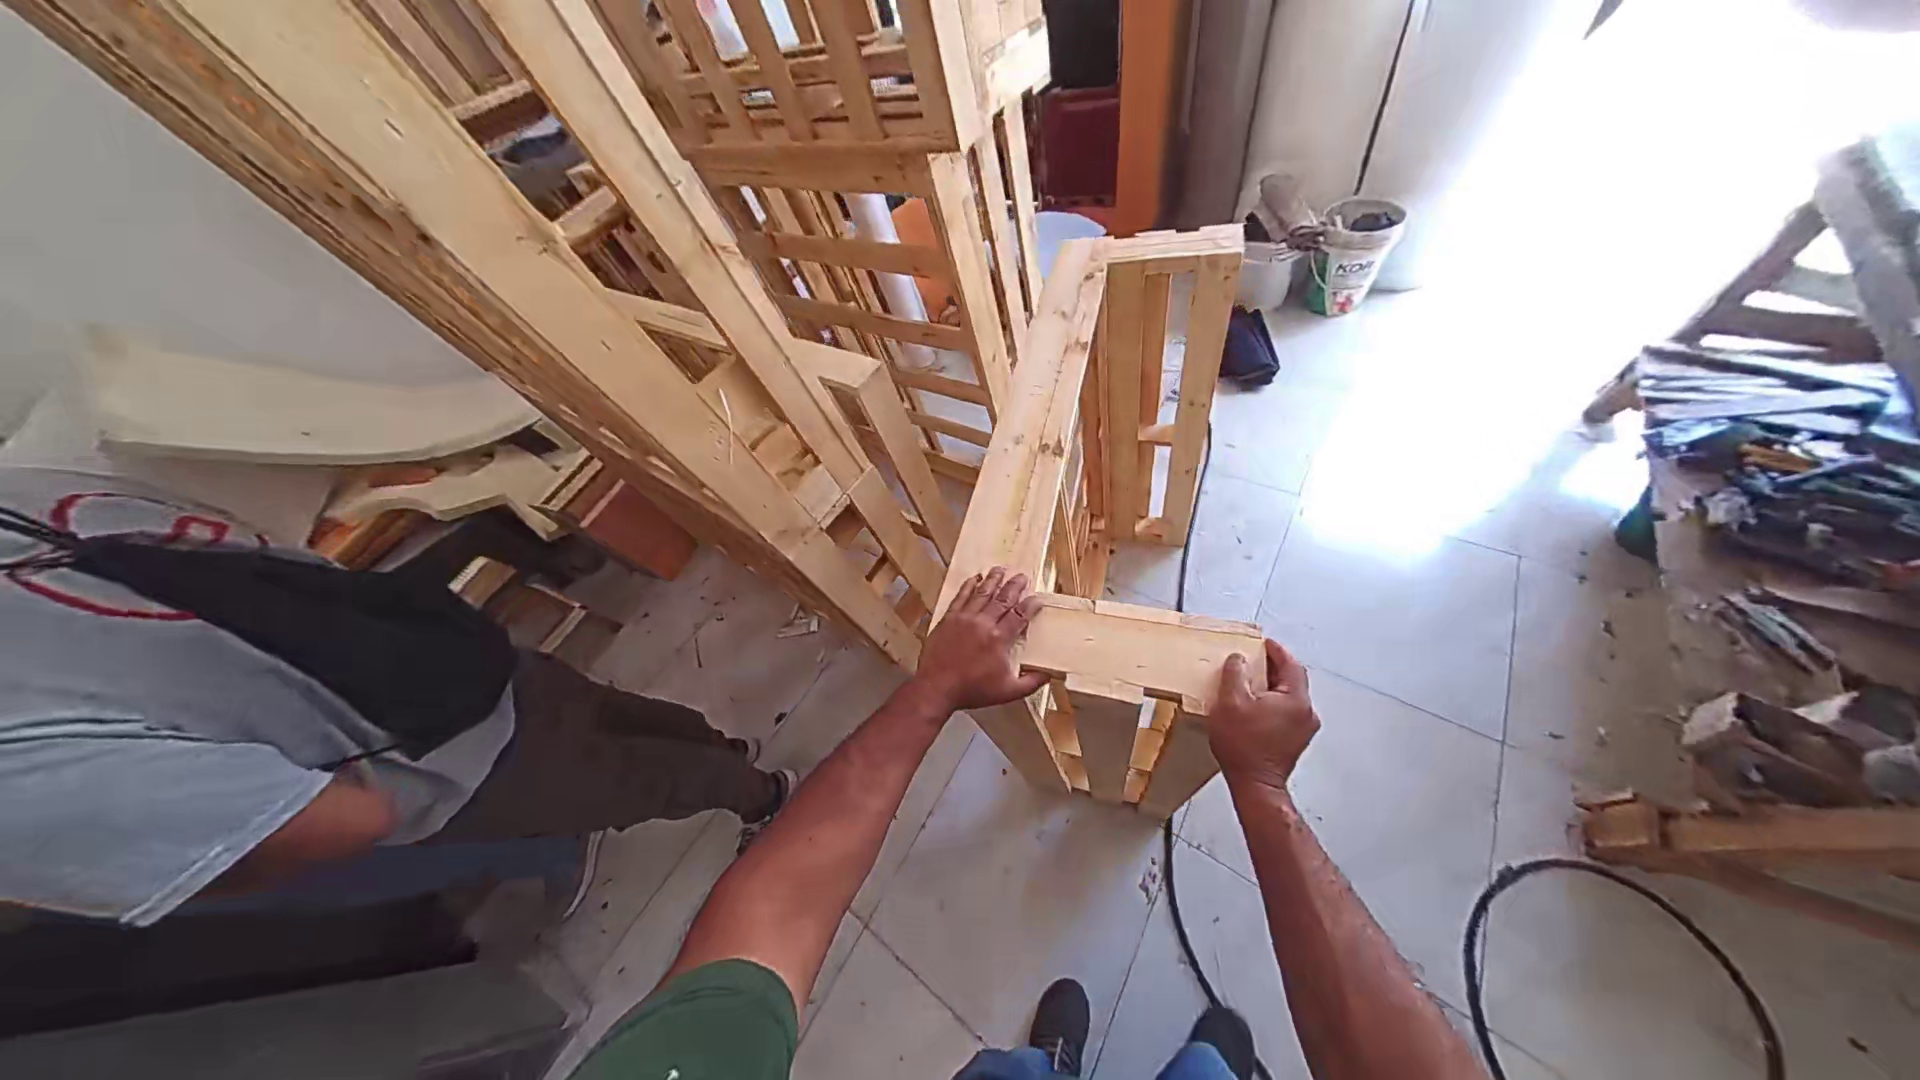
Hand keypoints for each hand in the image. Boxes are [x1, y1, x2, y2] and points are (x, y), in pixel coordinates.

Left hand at [912, 567, 1050, 711]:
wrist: (937, 687)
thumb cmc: (972, 690)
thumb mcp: (1008, 691)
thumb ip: (1031, 682)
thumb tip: (1049, 675)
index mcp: (999, 638)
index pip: (1019, 615)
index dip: (1030, 605)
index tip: (1037, 598)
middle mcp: (983, 623)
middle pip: (1003, 599)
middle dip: (1015, 586)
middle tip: (1022, 576)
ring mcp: (964, 618)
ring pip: (982, 593)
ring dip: (993, 580)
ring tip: (1001, 570)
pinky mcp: (949, 619)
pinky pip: (961, 597)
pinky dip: (968, 586)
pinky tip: (974, 578)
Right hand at [1207, 639, 1318, 792]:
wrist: (1254, 783)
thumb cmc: (1243, 744)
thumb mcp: (1231, 701)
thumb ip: (1235, 673)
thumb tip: (1239, 659)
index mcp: (1295, 700)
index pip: (1291, 665)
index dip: (1276, 651)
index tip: (1264, 643)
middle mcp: (1306, 713)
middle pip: (1292, 680)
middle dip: (1272, 667)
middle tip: (1252, 659)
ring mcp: (1303, 728)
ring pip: (1288, 697)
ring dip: (1270, 686)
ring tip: (1248, 681)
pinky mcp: (1294, 740)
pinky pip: (1285, 711)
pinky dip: (1271, 702)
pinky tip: (1252, 704)